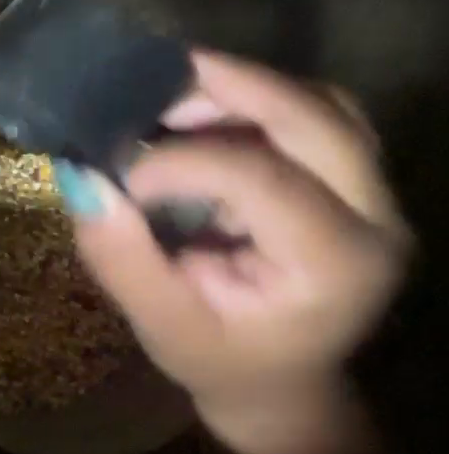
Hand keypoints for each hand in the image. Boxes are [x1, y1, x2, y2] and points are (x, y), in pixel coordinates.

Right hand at [68, 50, 409, 453]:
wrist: (277, 376)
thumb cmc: (218, 353)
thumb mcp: (159, 322)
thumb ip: (121, 256)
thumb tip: (81, 178)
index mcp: (332, 263)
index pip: (262, 178)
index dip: (178, 162)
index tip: (116, 180)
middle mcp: (373, 219)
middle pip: (318, 120)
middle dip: (232, 87)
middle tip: (148, 78)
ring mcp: (369, 196)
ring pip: (323, 106)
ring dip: (244, 88)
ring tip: (167, 100)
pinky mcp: (345, 180)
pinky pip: (311, 114)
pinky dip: (251, 98)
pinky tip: (193, 114)